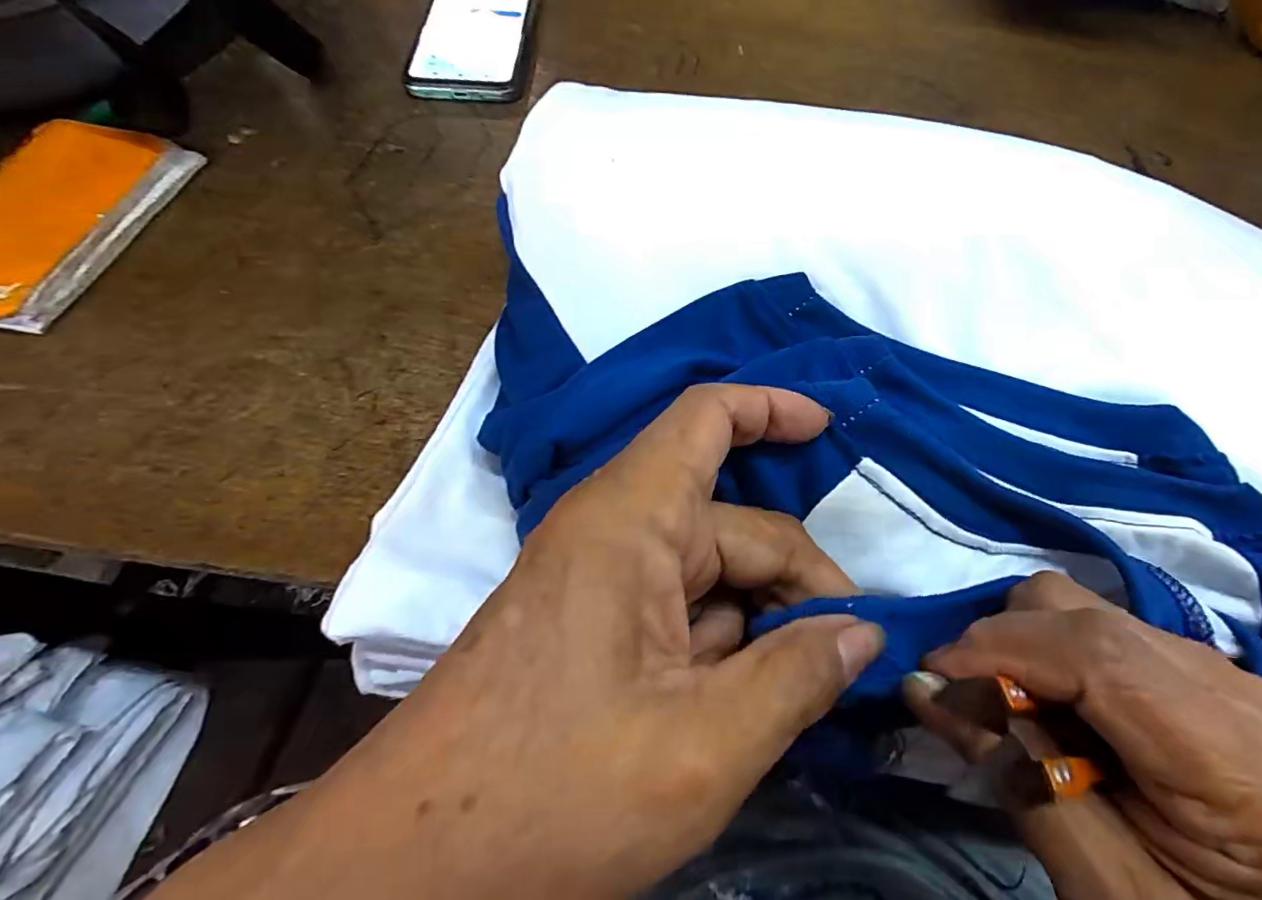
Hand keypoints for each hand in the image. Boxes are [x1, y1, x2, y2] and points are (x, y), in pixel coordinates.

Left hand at [153, 385, 884, 899]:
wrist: (395, 888)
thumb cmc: (545, 803)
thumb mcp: (700, 749)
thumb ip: (798, 680)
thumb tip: (865, 632)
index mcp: (631, 524)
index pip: (706, 420)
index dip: (771, 409)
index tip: (828, 429)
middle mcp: (617, 537)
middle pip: (739, 525)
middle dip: (800, 580)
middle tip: (849, 650)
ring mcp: (605, 586)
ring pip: (719, 578)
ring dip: (769, 623)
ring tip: (807, 689)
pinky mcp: (599, 633)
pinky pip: (689, 615)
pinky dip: (732, 646)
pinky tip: (754, 703)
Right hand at [904, 572, 1261, 899]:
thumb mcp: (1114, 896)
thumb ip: (1025, 787)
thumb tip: (929, 692)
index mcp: (1247, 770)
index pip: (1105, 655)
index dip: (1005, 648)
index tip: (933, 677)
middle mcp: (1247, 695)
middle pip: (1095, 611)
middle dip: (1010, 641)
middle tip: (970, 710)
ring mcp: (1236, 675)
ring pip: (1100, 610)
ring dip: (1035, 649)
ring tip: (1017, 720)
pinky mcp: (1216, 674)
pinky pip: (1119, 634)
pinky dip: (1068, 662)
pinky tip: (1067, 721)